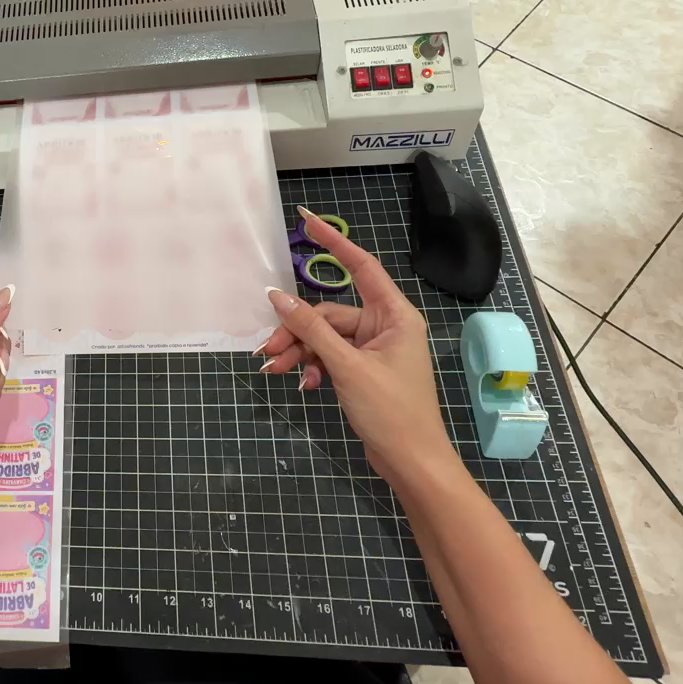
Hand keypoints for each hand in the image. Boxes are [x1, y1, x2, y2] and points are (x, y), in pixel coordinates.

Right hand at [257, 208, 451, 477]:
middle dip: (298, 330)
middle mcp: (385, 325)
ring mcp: (374, 348)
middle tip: (269, 350)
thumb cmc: (391, 410)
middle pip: (329, 312)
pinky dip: (313, 366)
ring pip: (324, 336)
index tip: (306, 219)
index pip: (361, 266)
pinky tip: (305, 384)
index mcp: (395, 315)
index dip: (333, 241)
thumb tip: (277, 296)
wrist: (412, 464)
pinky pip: (330, 355)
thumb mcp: (346, 366)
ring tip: (278, 370)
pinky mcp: (363, 369)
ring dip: (300, 351)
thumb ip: (310, 328)